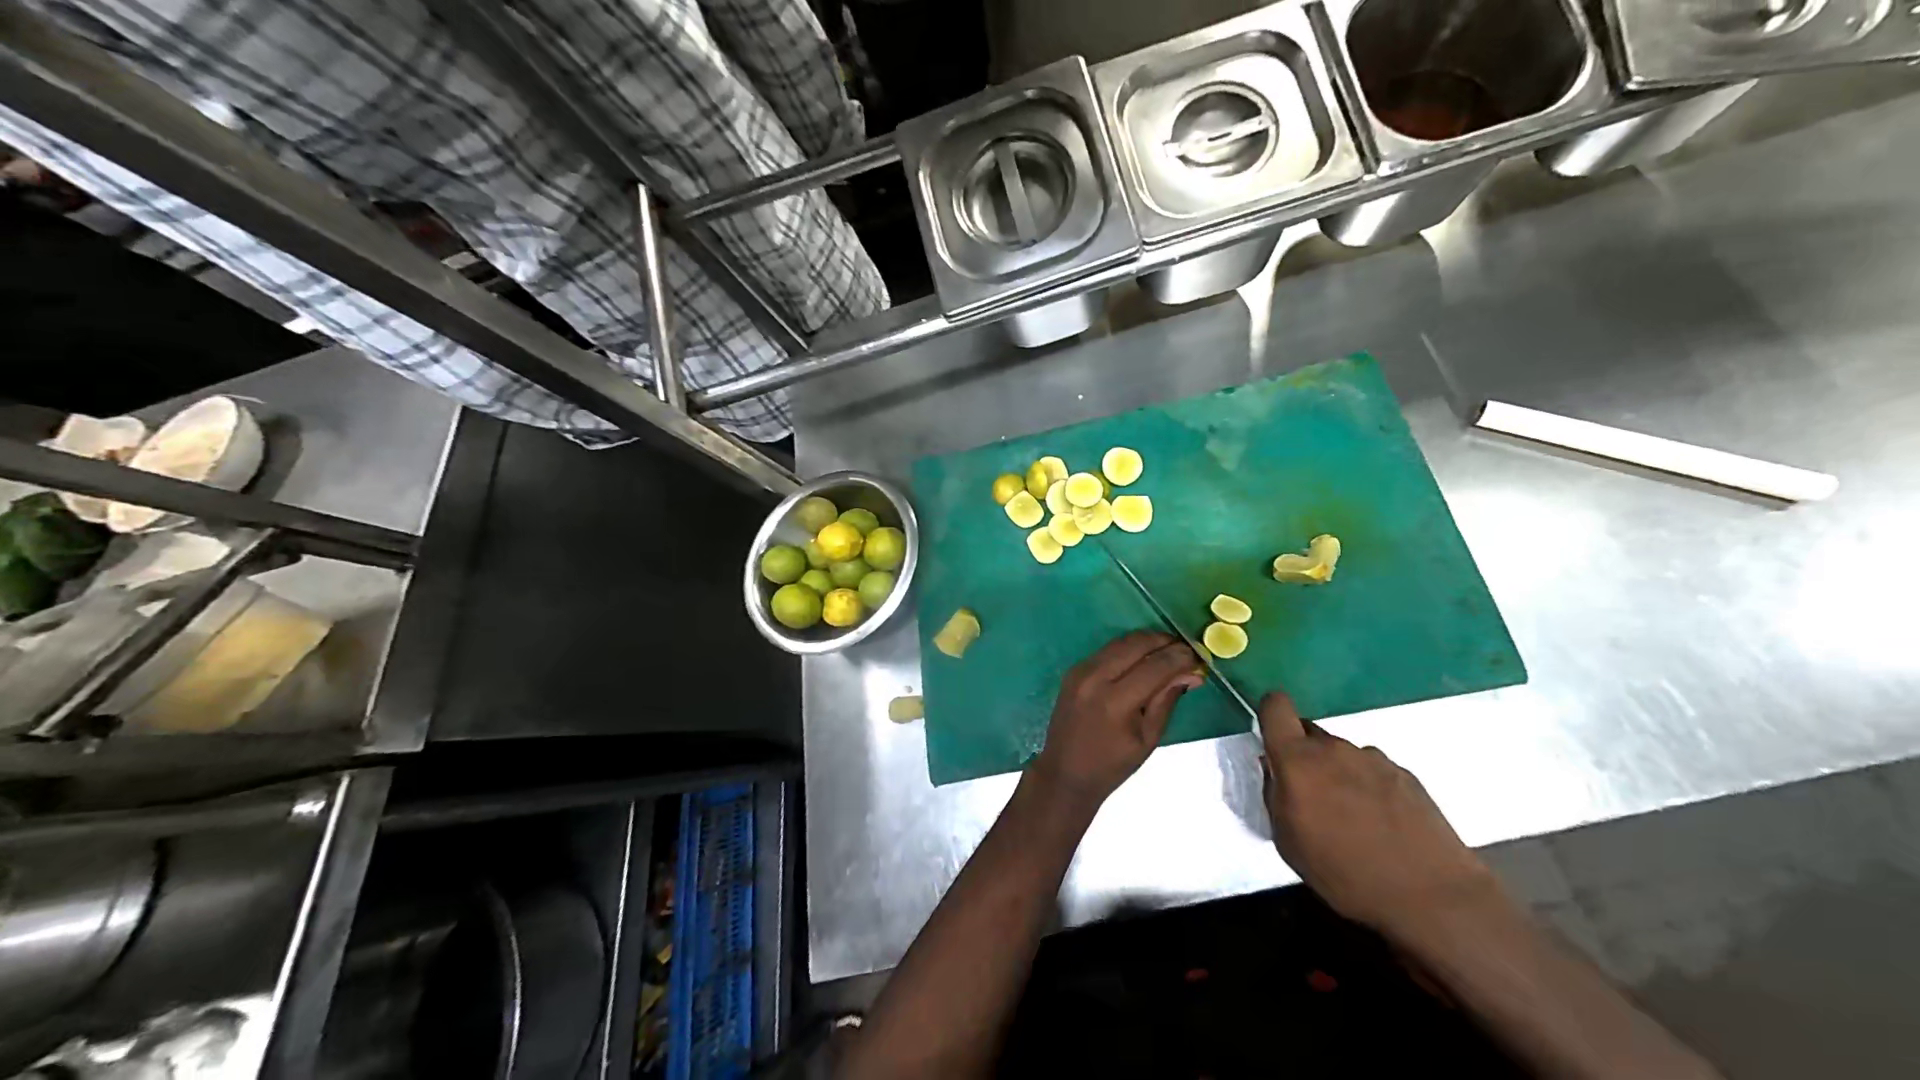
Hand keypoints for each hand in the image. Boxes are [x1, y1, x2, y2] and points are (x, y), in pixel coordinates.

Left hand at [1032, 632, 1202, 805]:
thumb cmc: (1111, 764)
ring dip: (1147, 642)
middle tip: (1186, 650)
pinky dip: (1129, 649)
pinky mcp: (1074, 669)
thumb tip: (1192, 672)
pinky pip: (1108, 649)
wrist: (1064, 771)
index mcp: (1115, 702)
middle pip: (1137, 643)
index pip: (1155, 666)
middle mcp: (1095, 678)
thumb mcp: (1148, 738)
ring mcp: (1081, 670)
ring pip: (1121, 641)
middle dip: (1165, 641)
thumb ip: (1167, 699)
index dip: (1181, 657)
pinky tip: (1144, 659)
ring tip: (1168, 652)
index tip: (1199, 656)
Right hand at [1258, 691, 1500, 938]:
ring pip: (1342, 755)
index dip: (1271, 714)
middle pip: (1309, 735)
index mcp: (1297, 760)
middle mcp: (1334, 749)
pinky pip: (1372, 771)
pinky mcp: (1406, 775)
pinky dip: (1369, 789)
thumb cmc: (1344, 873)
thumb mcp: (1287, 841)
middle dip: (1304, 758)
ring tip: (1352, 820)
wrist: (1431, 896)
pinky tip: (1381, 826)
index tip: (1273, 738)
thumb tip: (1276, 770)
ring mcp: (1374, 759)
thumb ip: (1274, 795)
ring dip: (1338, 775)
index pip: (1276, 707)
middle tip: (1311, 799)